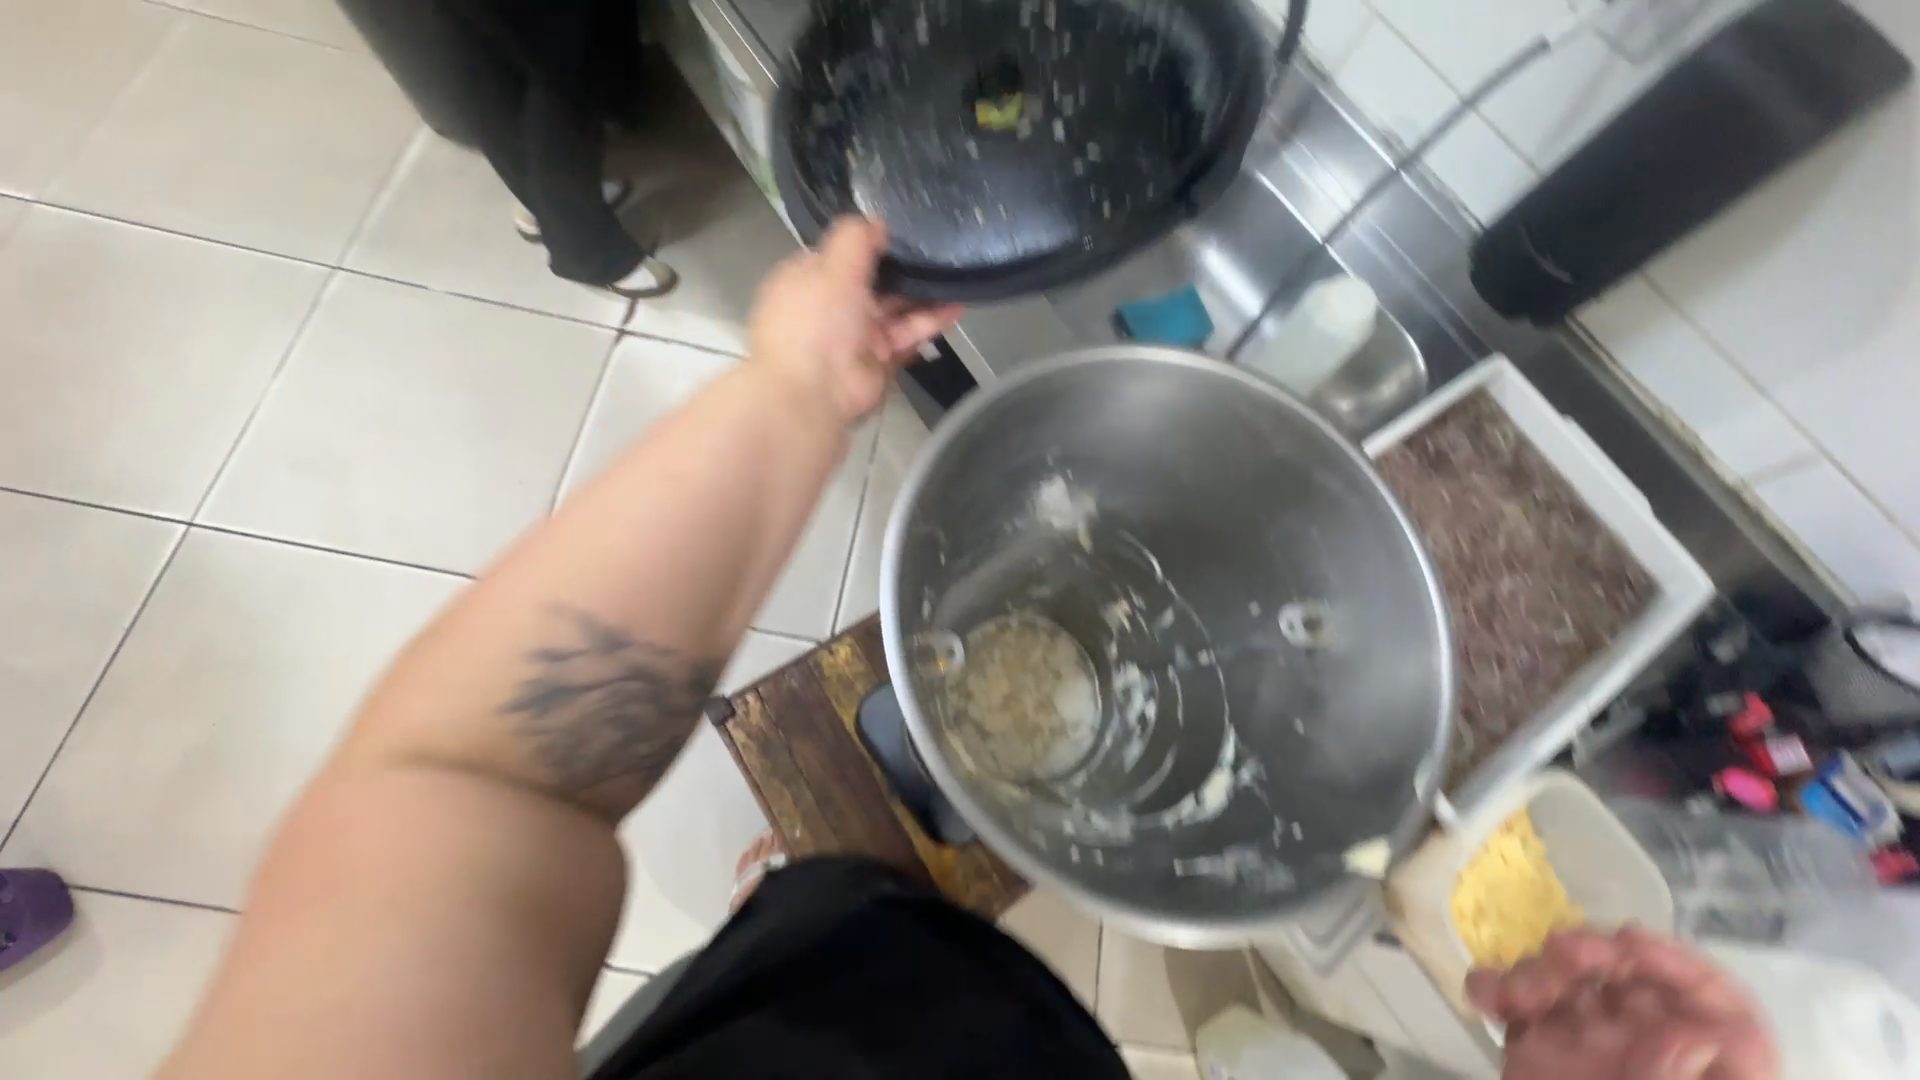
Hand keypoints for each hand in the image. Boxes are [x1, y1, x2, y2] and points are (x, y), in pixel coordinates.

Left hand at [749, 216, 961, 424]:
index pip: (840, 256)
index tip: (901, 231)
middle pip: (874, 283)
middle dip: (904, 271)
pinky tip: (956, 310)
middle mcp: (831, 308)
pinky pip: (907, 338)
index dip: (868, 244)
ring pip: (895, 311)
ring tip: (958, 279)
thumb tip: (877, 222)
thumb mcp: (831, 265)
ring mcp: (855, 337)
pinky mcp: (877, 362)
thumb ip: (856, 238)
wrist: (813, 393)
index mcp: (808, 281)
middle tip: (940, 253)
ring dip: (925, 297)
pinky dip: (930, 325)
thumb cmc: (815, 322)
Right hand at [1469, 927, 1776, 1079]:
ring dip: (1535, 969)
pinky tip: (1485, 999)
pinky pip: (1514, 1001)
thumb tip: (1698, 1033)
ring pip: (1567, 978)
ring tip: (1515, 995)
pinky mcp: (1535, 1046)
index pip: (1719, 1008)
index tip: (1632, 944)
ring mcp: (1589, 1045)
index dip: (1684, 968)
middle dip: (1593, 955)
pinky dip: (1493, 987)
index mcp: (1706, 1076)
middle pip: (1633, 978)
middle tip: (1563, 954)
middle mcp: (1650, 1050)